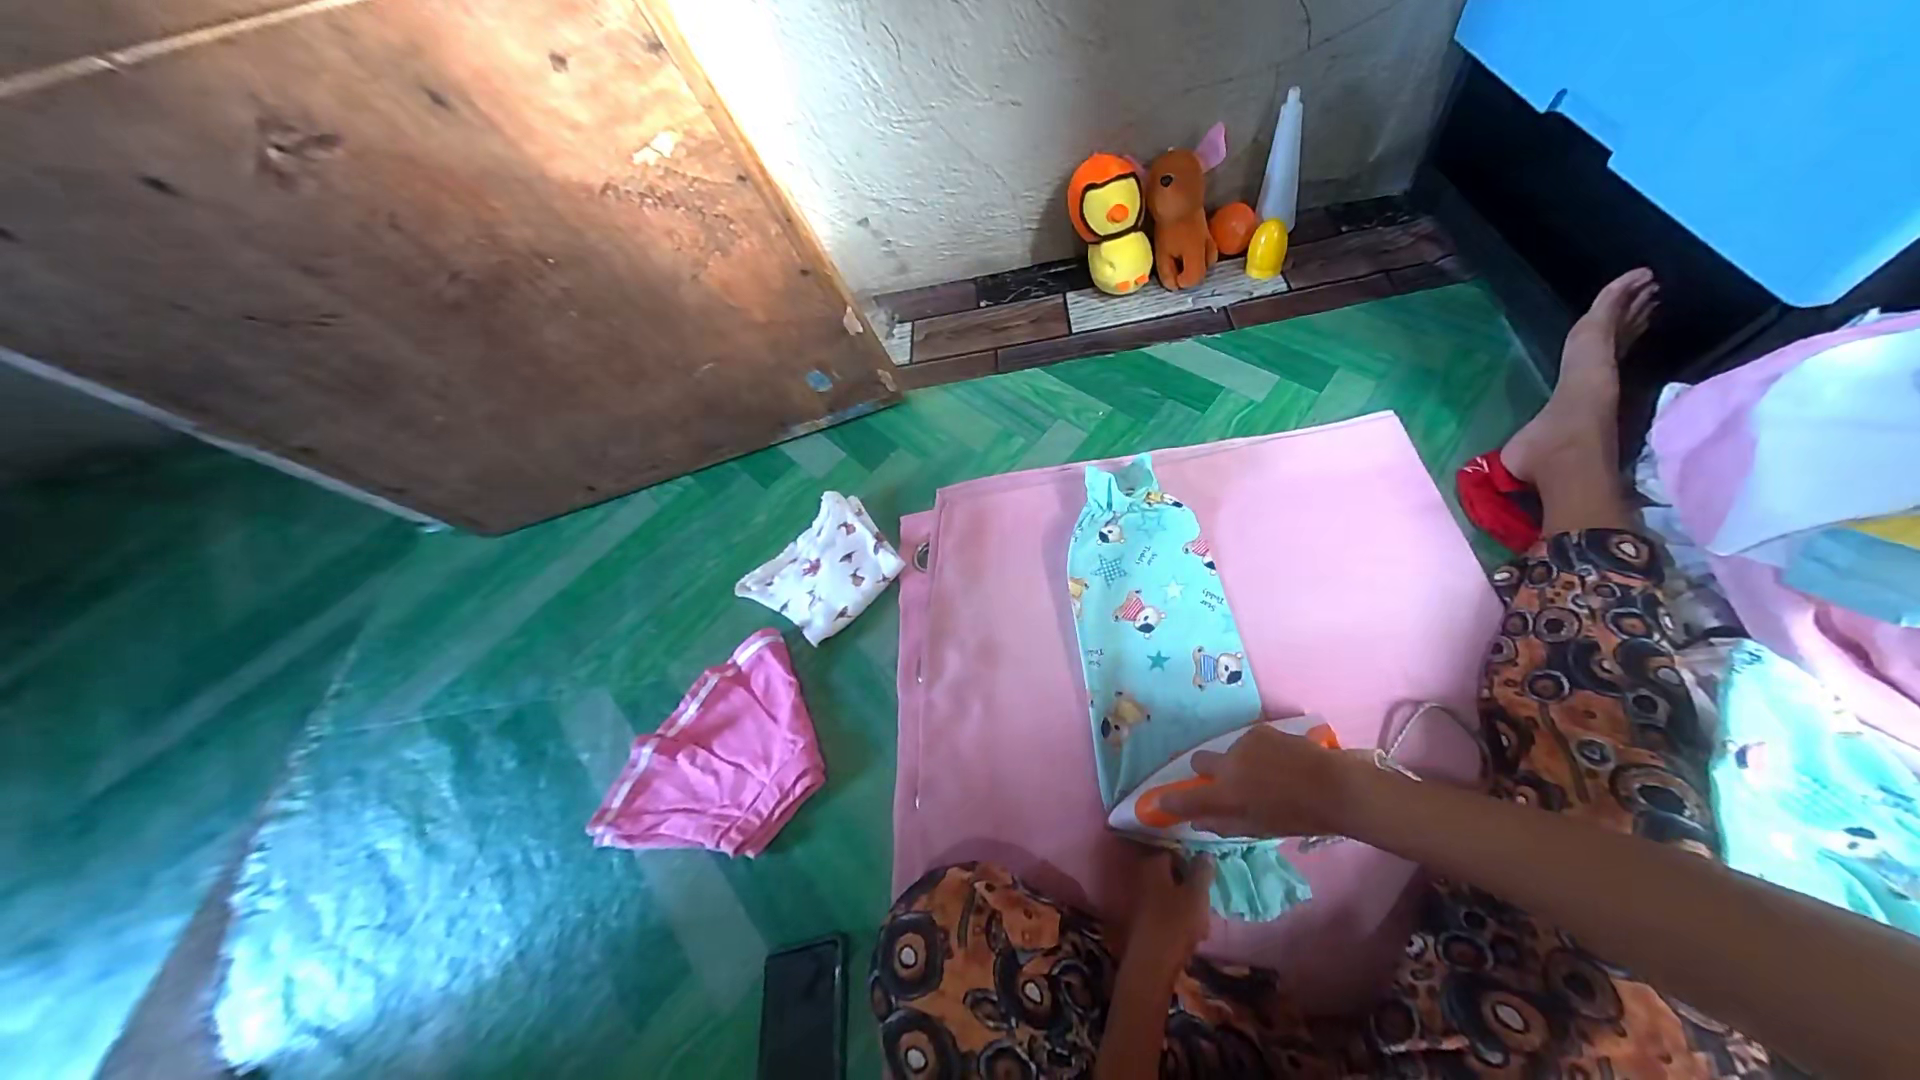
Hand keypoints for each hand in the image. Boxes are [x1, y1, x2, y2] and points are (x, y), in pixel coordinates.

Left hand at [1122, 850, 1213, 972]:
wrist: (1152, 961)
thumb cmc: (1176, 921)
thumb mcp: (1196, 894)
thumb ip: (1202, 871)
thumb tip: (1205, 853)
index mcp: (1153, 863)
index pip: (1174, 851)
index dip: (1192, 859)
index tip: (1208, 872)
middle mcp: (1144, 875)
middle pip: (1173, 873)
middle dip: (1192, 884)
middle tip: (1207, 897)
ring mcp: (1142, 897)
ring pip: (1172, 893)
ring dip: (1189, 903)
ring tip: (1203, 919)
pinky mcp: (1146, 918)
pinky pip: (1167, 911)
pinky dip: (1180, 918)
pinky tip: (1194, 933)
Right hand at [1159, 725, 1367, 838]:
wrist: (1335, 787)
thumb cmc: (1298, 816)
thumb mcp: (1259, 828)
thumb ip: (1224, 824)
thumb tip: (1197, 821)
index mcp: (1226, 795)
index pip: (1186, 797)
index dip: (1171, 800)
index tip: (1162, 801)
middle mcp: (1227, 765)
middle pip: (1199, 761)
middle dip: (1206, 770)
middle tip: (1226, 781)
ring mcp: (1242, 744)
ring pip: (1228, 751)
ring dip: (1237, 761)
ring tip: (1266, 772)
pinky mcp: (1259, 731)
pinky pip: (1248, 742)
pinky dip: (1257, 751)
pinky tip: (1278, 760)